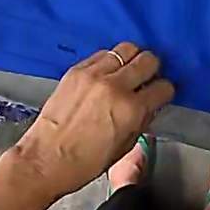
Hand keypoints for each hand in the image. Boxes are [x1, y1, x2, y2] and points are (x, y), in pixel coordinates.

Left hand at [3, 42, 173, 201]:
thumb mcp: (127, 144)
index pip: (164, 87)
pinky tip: (106, 73)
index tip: (160, 94)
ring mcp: (94, 75)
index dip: (165, 92)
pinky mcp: (76, 71)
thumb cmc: (87, 161)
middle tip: (147, 78)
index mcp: (132, 109)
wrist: (44, 161)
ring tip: (127, 71)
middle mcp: (116, 87)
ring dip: (132, 59)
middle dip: (153, 69)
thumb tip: (150, 104)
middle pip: (149, 60)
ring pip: (127, 49)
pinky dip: (110, 61)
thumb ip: (143, 119)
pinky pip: (103, 54)